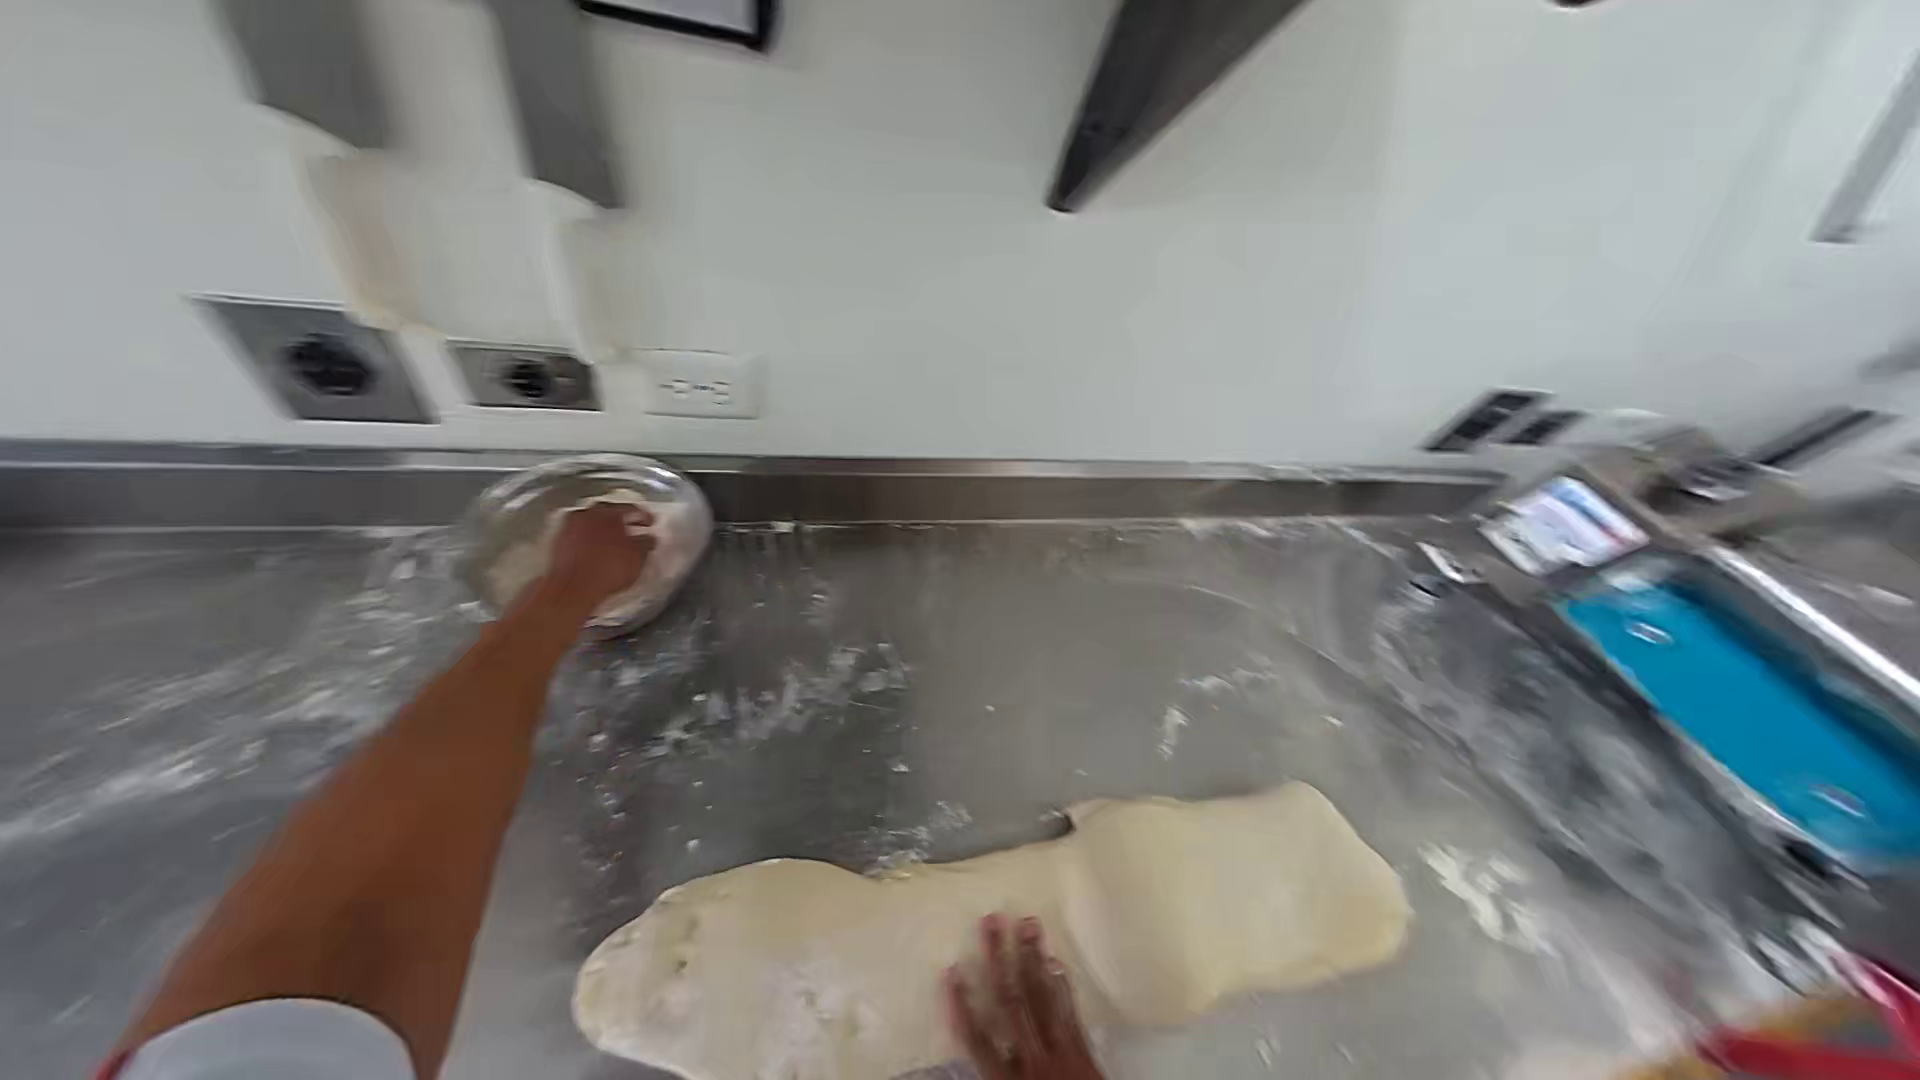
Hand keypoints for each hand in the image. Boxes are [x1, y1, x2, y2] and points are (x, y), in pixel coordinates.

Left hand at [544, 502, 653, 611]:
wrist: (571, 588)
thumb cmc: (609, 569)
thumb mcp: (637, 557)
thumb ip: (645, 543)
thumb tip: (648, 538)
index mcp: (609, 512)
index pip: (631, 508)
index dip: (644, 516)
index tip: (651, 523)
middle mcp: (587, 514)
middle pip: (608, 512)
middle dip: (621, 519)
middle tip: (632, 528)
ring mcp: (569, 527)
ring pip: (591, 522)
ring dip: (603, 529)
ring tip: (614, 541)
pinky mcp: (558, 543)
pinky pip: (579, 535)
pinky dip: (590, 539)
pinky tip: (597, 551)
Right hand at [945, 914, 1104, 1079]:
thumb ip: (995, 1073)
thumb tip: (972, 1036)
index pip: (977, 1039)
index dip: (962, 1004)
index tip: (951, 969)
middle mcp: (1032, 1061)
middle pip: (1010, 1001)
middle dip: (999, 958)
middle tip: (992, 920)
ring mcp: (1061, 1052)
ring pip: (1042, 997)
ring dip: (1033, 958)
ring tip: (1027, 923)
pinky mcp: (1084, 1051)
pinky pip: (1070, 1012)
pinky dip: (1061, 985)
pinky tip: (1055, 959)